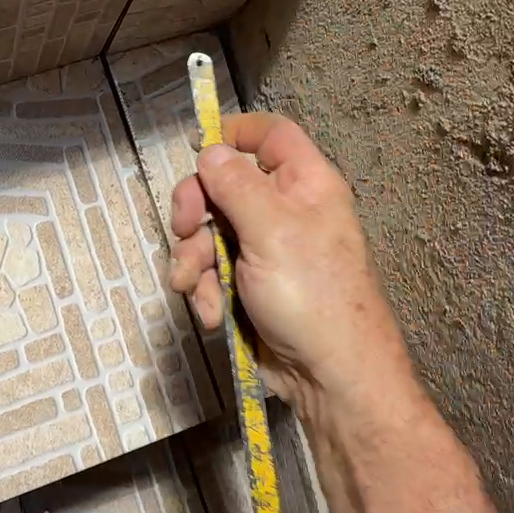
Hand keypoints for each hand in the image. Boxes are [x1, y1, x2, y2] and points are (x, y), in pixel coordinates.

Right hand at [169, 112, 414, 411]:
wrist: (329, 379)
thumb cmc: (312, 294)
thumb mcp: (271, 230)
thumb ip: (235, 185)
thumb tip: (209, 150)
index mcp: (303, 184)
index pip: (269, 135)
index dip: (234, 132)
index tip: (197, 147)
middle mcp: (282, 209)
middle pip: (223, 183)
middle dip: (196, 208)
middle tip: (184, 227)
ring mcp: (263, 248)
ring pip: (208, 229)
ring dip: (194, 258)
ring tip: (195, 286)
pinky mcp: (246, 283)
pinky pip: (210, 268)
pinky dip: (204, 288)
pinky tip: (212, 311)